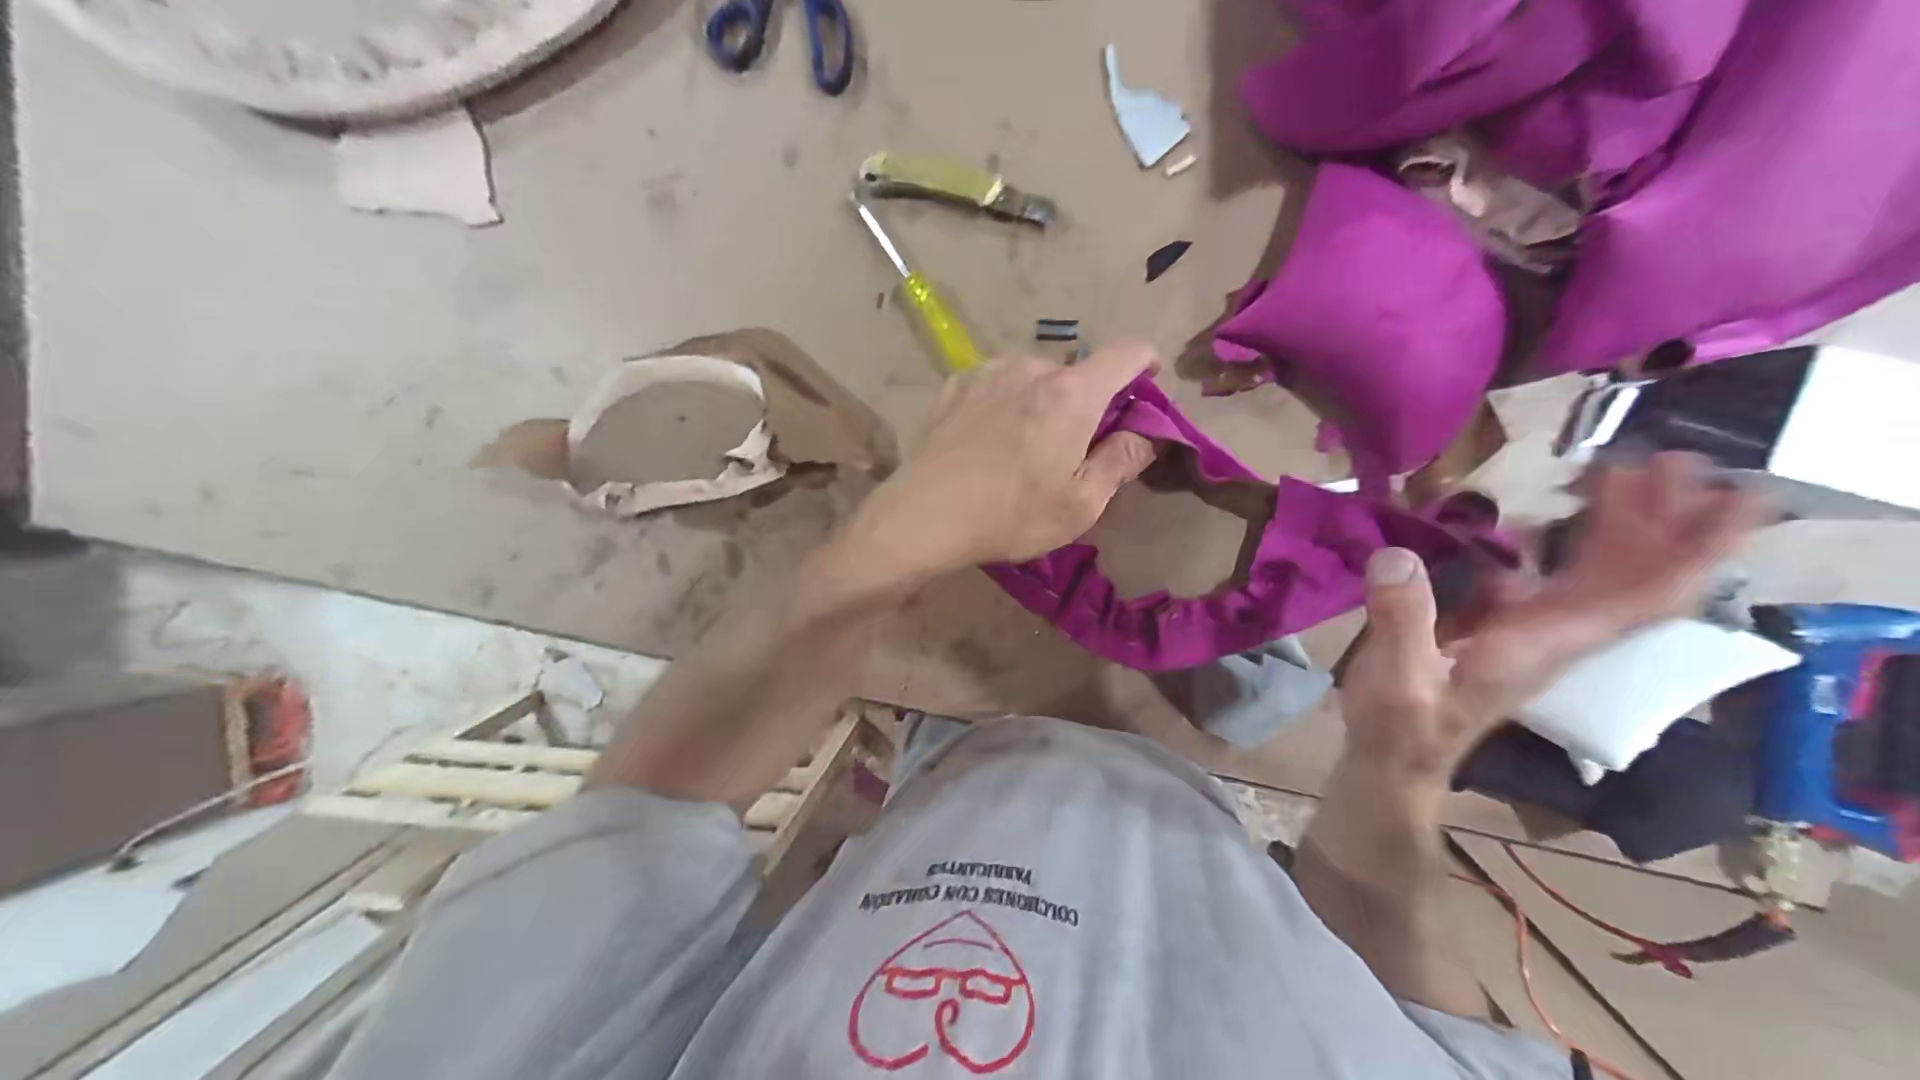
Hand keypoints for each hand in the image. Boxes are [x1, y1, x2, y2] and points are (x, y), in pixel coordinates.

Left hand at [845, 347, 1159, 576]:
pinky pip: (997, 385)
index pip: (1127, 353)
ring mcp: (987, 372)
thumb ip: (1121, 462)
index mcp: (1072, 393)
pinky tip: (988, 441)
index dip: (1146, 364)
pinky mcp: (954, 385)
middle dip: (1088, 402)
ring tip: (1024, 448)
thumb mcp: (1081, 504)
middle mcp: (1031, 367)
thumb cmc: (1011, 515)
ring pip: (1034, 378)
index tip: (1146, 388)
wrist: (923, 516)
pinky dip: (1006, 403)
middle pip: (1077, 373)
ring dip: (1044, 402)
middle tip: (1075, 447)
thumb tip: (1144, 435)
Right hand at [1340, 453, 1771, 784]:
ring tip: (1620, 474)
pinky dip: (1562, 546)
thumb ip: (1403, 618)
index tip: (1731, 500)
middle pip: (1634, 577)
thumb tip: (1399, 555)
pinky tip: (1543, 523)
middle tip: (1673, 461)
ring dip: (1621, 528)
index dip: (1693, 550)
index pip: (1642, 597)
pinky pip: (1550, 580)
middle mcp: (1554, 633)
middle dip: (1664, 521)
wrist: (1394, 760)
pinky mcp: (1498, 630)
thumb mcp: (1397, 678)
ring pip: (1597, 576)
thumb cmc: (1402, 727)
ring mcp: (1528, 631)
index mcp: (1544, 642)